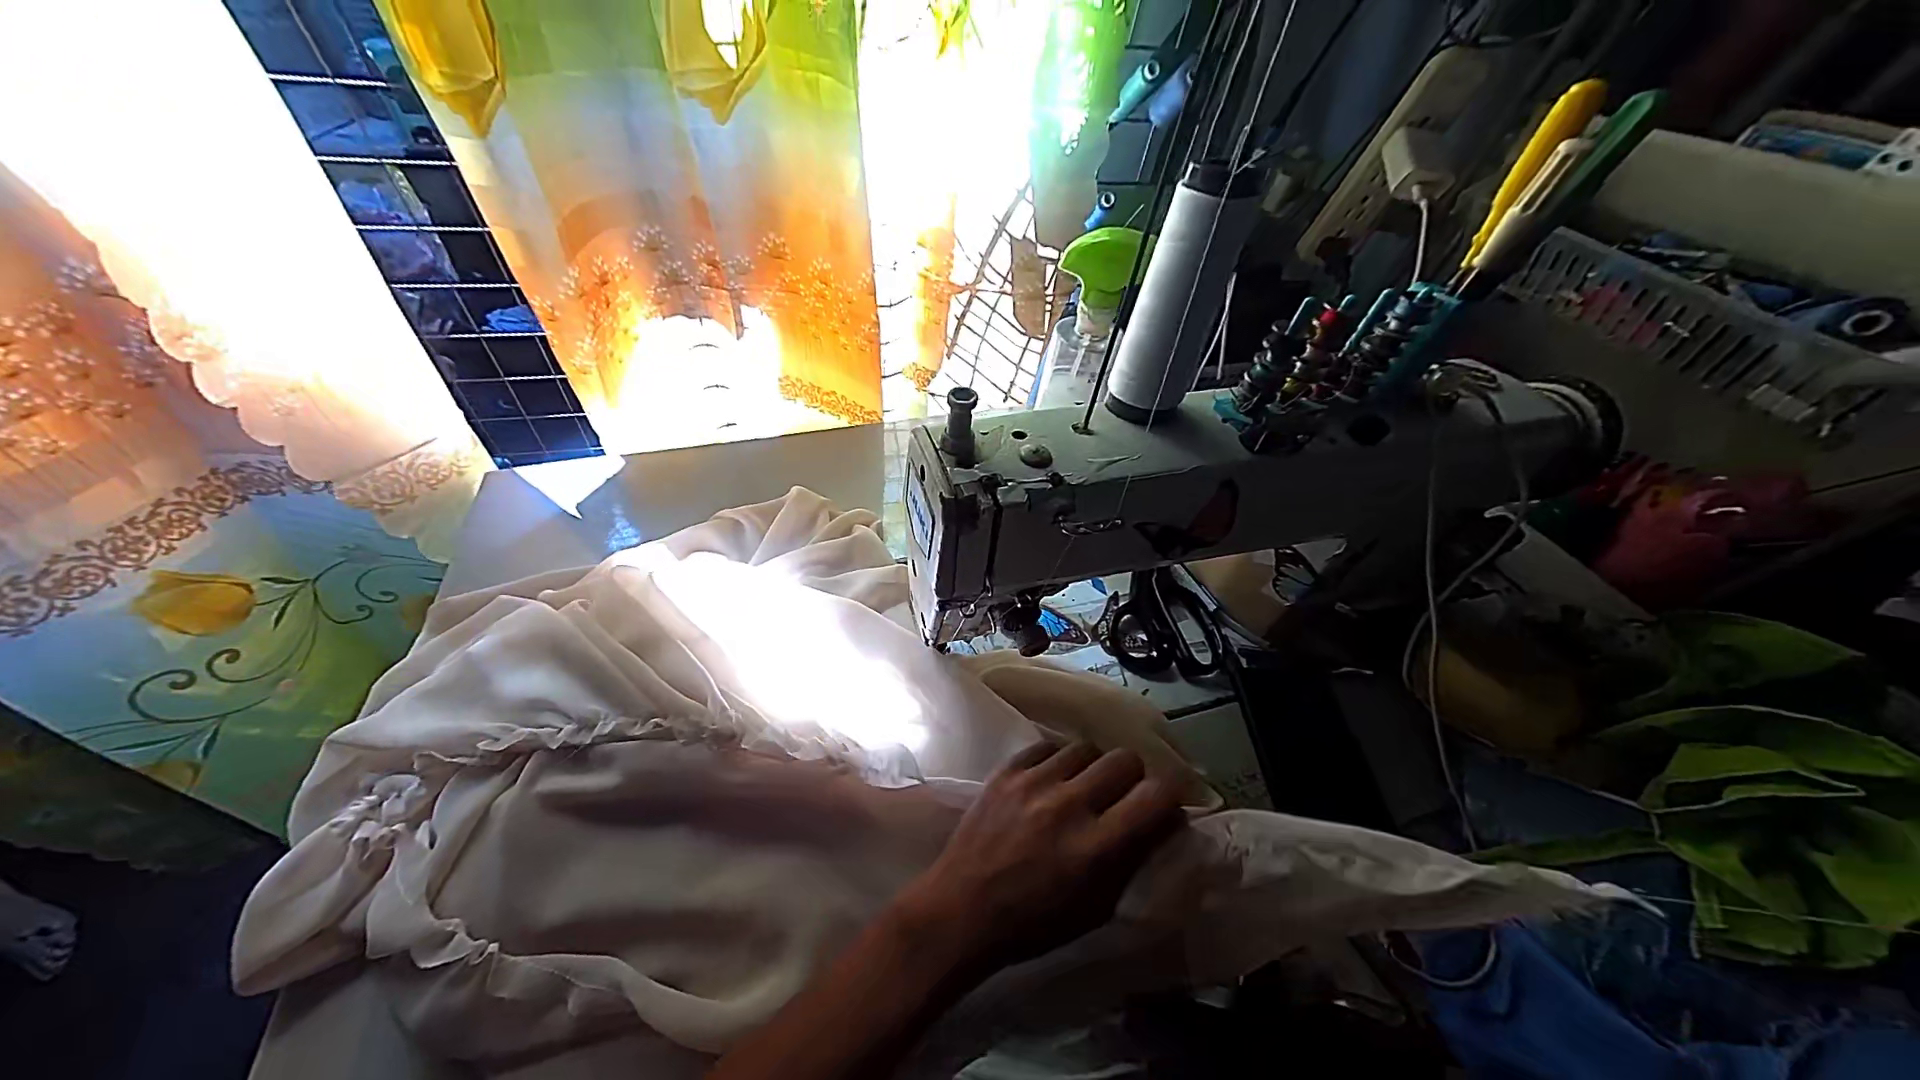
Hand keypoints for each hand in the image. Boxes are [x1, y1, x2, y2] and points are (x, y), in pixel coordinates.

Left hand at [892, 742, 1185, 973]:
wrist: (962, 908)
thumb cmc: (1034, 922)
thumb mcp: (1097, 906)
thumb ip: (1133, 859)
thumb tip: (1162, 819)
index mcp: (1096, 847)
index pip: (1156, 795)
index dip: (1171, 795)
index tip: (1165, 802)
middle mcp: (1068, 805)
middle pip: (1124, 759)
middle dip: (1133, 776)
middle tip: (1122, 795)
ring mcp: (1033, 782)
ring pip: (1086, 747)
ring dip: (1093, 767)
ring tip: (1082, 787)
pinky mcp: (1005, 771)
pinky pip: (1047, 746)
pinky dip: (1057, 761)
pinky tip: (1050, 780)